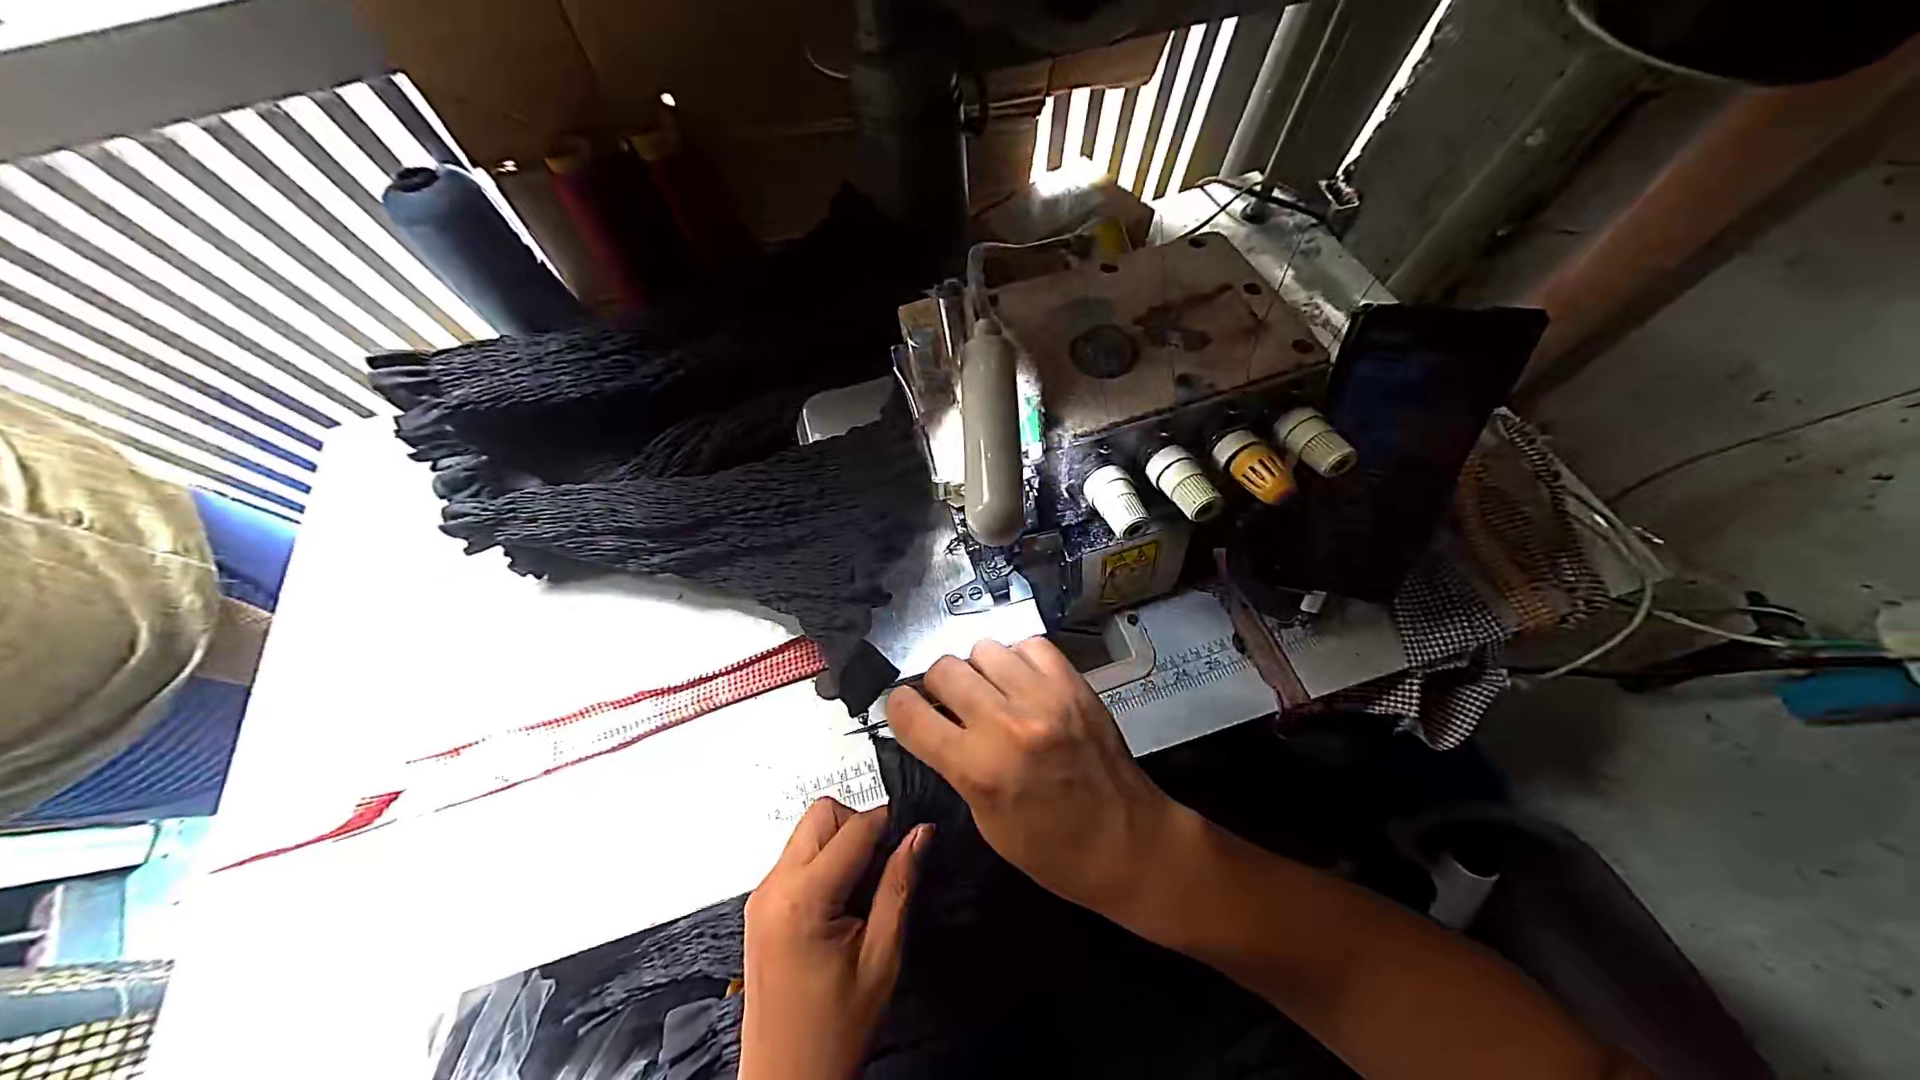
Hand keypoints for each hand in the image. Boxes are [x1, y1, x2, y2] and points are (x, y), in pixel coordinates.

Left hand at [740, 799, 929, 1079]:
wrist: (787, 1079)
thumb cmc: (831, 1033)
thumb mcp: (882, 957)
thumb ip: (899, 885)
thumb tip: (919, 835)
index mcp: (803, 900)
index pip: (854, 828)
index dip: (890, 824)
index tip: (913, 835)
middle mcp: (774, 889)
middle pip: (822, 814)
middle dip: (859, 825)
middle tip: (885, 863)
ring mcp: (762, 896)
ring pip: (807, 831)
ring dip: (841, 843)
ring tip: (864, 889)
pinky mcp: (761, 906)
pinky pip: (796, 857)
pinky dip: (824, 862)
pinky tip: (843, 901)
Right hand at [883, 637, 1188, 914]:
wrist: (1126, 842)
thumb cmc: (1051, 847)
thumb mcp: (983, 818)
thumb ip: (953, 764)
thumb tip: (930, 723)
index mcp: (978, 769)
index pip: (910, 713)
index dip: (898, 707)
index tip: (904, 707)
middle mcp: (1007, 724)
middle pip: (944, 669)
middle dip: (937, 685)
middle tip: (950, 702)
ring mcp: (1044, 698)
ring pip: (983, 648)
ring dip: (978, 669)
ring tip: (990, 690)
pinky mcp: (1073, 684)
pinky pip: (1029, 644)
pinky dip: (1018, 658)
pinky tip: (1022, 681)